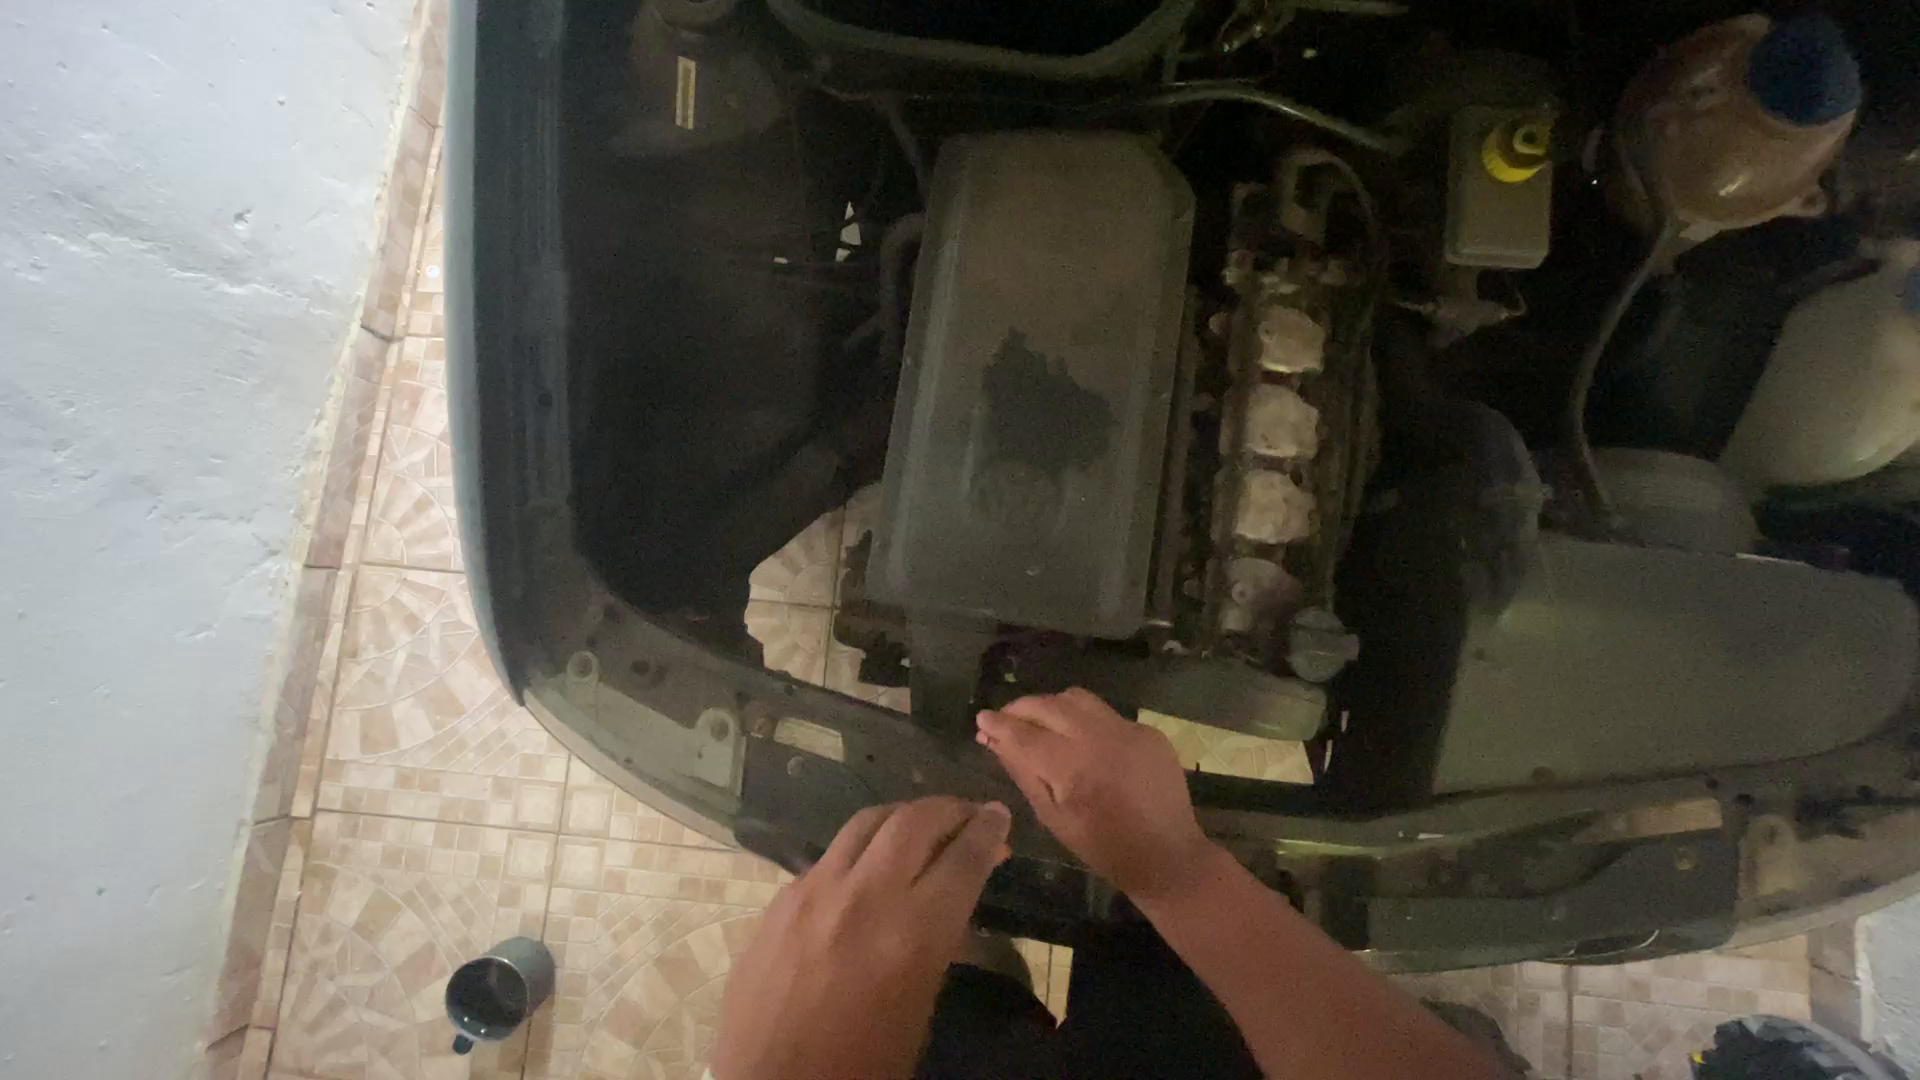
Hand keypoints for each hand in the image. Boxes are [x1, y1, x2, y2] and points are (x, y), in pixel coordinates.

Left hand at [711, 797, 1011, 1079]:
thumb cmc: (860, 1069)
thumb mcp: (918, 1010)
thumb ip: (936, 943)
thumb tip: (949, 895)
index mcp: (911, 936)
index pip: (962, 860)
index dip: (987, 831)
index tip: (999, 815)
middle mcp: (864, 897)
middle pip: (914, 821)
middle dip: (949, 809)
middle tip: (968, 813)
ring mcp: (816, 890)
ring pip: (867, 822)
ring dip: (902, 816)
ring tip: (920, 824)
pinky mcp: (781, 899)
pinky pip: (830, 856)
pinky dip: (859, 851)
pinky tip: (865, 870)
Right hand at [976, 687, 1216, 901]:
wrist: (1168, 856)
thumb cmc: (1104, 848)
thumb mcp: (1053, 818)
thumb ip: (1023, 774)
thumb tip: (995, 741)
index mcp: (1073, 767)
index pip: (1024, 735)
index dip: (998, 724)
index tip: (981, 718)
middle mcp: (1100, 738)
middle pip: (1048, 705)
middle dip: (1021, 708)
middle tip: (1005, 718)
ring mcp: (1127, 730)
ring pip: (1077, 698)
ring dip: (1052, 705)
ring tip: (1040, 722)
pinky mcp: (1147, 731)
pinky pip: (1106, 713)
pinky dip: (1085, 720)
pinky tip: (1082, 741)